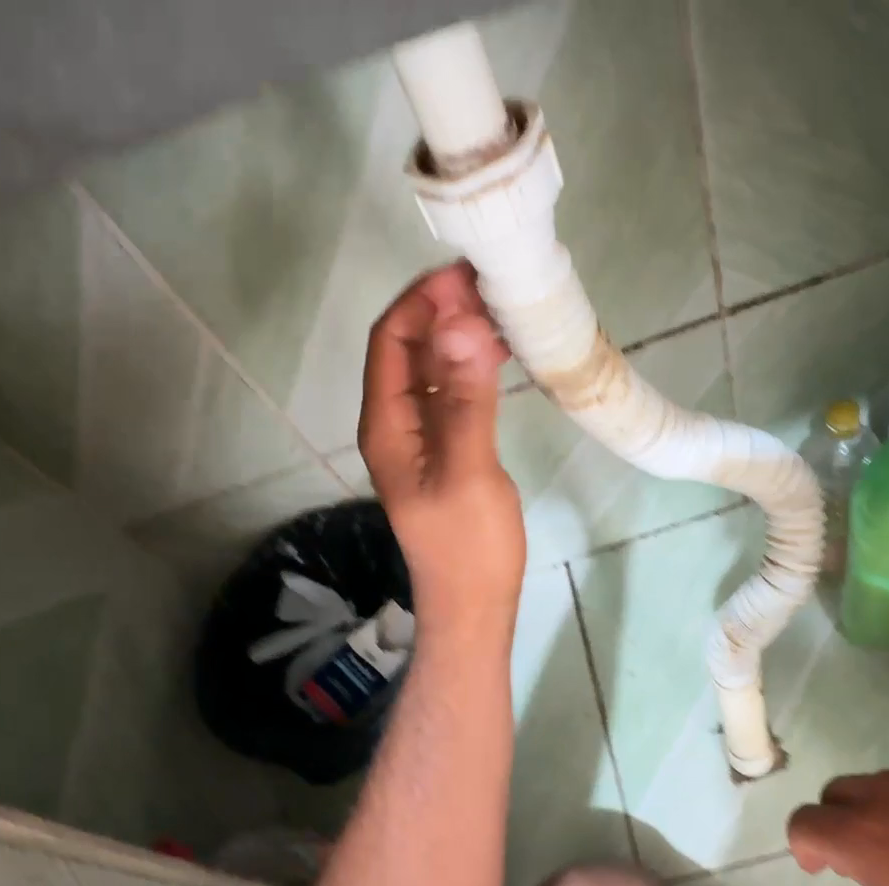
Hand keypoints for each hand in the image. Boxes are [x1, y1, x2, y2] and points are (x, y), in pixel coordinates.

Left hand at [359, 262, 524, 637]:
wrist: (474, 605)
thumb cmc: (468, 546)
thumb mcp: (468, 470)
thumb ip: (464, 399)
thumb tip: (460, 324)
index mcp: (386, 424)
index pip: (390, 340)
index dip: (421, 301)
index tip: (467, 276)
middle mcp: (395, 423)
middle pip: (408, 347)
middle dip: (442, 310)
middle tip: (492, 286)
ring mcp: (420, 437)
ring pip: (432, 367)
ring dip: (459, 335)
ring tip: (502, 310)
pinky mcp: (446, 449)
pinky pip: (451, 391)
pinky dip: (472, 365)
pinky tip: (503, 354)